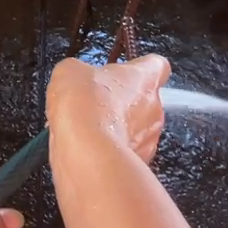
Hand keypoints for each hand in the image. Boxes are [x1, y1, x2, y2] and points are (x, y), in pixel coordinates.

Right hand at [46, 55, 170, 163]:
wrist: (86, 150)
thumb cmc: (85, 103)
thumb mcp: (70, 71)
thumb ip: (81, 72)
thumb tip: (79, 80)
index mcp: (144, 78)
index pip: (157, 65)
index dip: (142, 67)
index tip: (127, 71)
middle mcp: (154, 107)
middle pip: (145, 99)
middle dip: (123, 101)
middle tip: (97, 102)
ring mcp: (150, 138)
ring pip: (137, 128)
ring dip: (117, 128)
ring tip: (88, 130)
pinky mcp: (140, 162)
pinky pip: (127, 151)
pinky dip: (110, 150)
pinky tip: (89, 148)